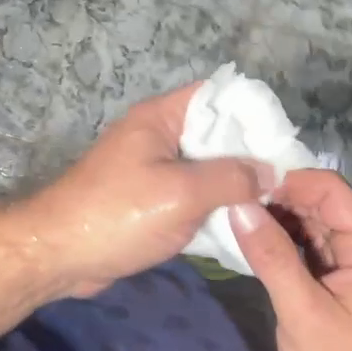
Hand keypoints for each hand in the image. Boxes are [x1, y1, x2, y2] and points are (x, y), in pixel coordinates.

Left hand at [19, 84, 268, 298]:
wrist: (60, 254)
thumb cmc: (118, 213)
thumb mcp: (182, 193)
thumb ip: (229, 178)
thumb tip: (269, 171)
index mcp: (159, 118)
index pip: (214, 96)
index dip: (251, 111)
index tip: (286, 136)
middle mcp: (156, 136)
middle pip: (213, 134)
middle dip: (249, 152)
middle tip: (291, 175)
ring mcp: (151, 169)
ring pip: (204, 167)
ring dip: (233, 183)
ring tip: (278, 199)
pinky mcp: (148, 200)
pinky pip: (190, 194)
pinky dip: (214, 205)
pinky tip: (244, 222)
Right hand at [231, 170, 351, 350]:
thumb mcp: (304, 315)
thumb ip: (272, 257)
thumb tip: (238, 205)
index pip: (329, 189)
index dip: (287, 181)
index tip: (242, 189)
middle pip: (318, 203)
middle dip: (276, 199)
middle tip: (229, 202)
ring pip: (310, 224)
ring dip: (276, 221)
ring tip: (233, 218)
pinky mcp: (338, 284)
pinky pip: (308, 248)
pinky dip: (282, 243)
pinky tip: (251, 243)